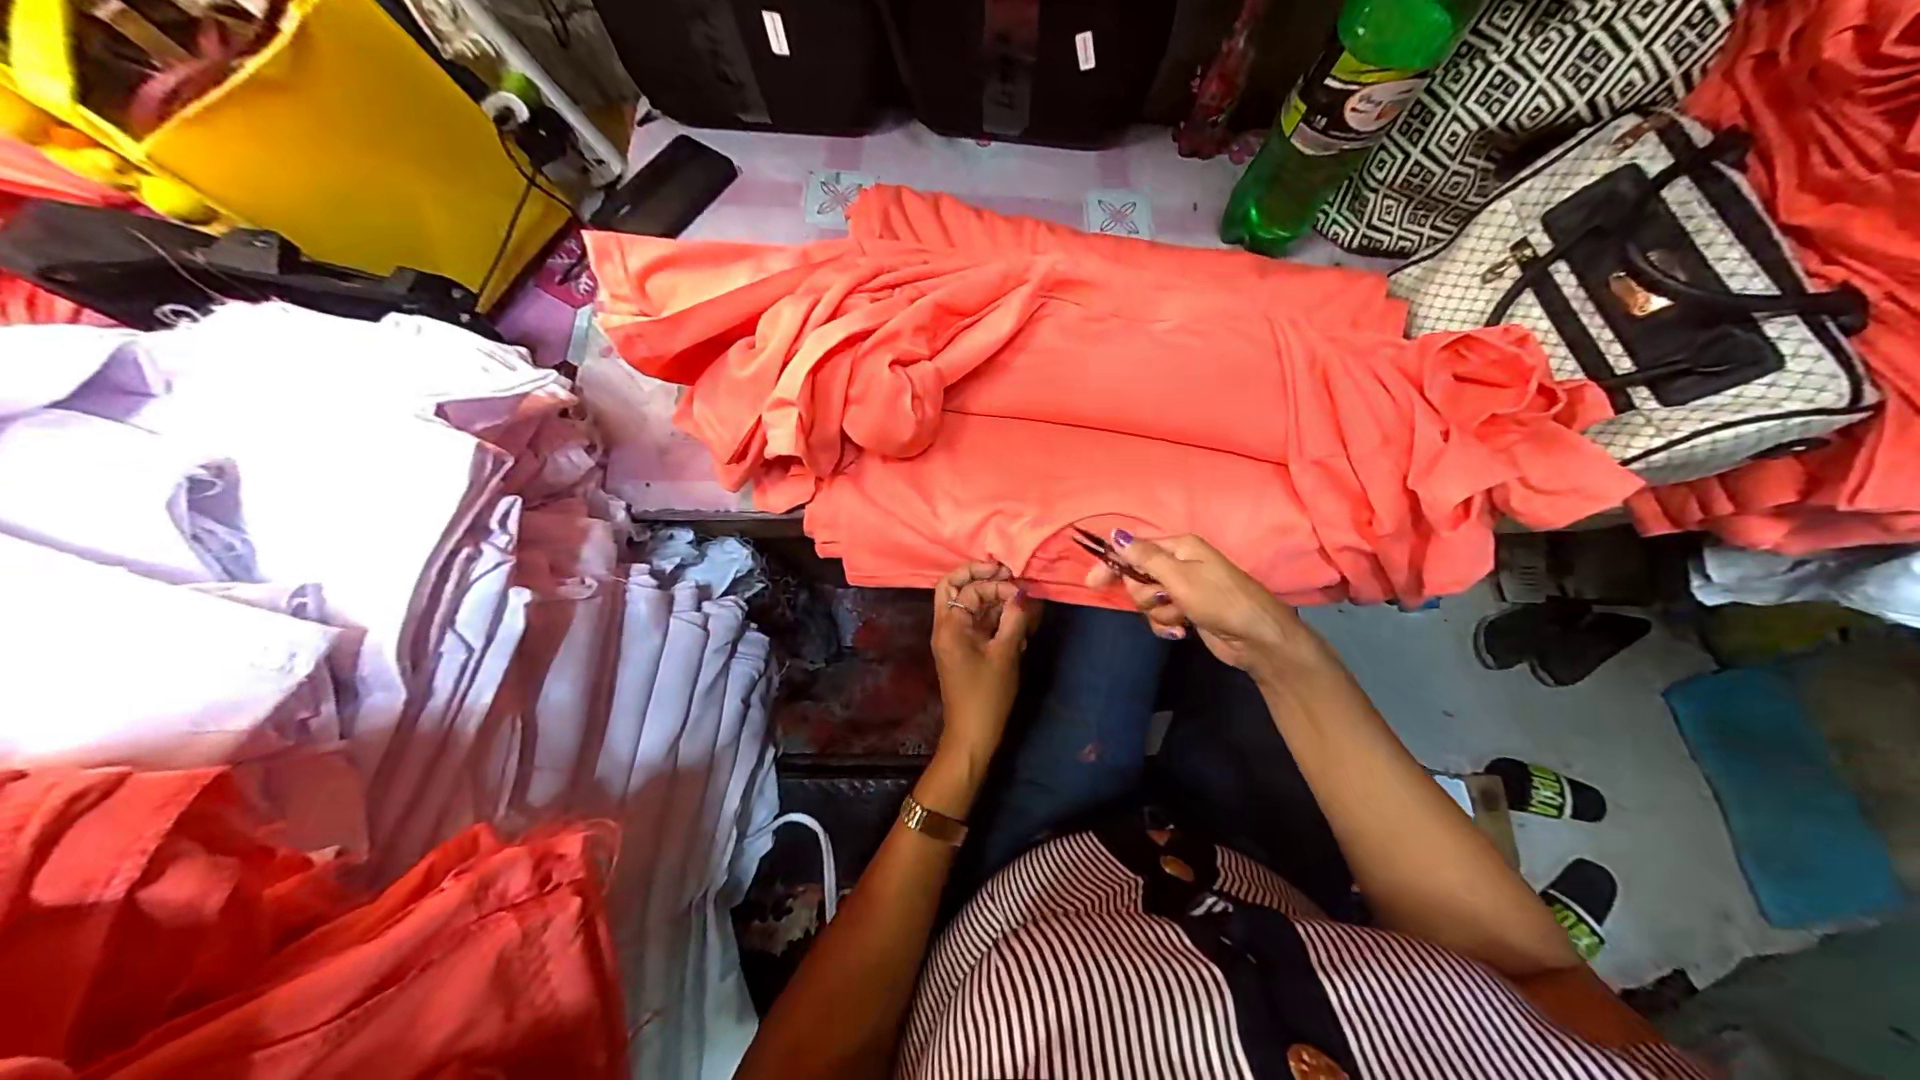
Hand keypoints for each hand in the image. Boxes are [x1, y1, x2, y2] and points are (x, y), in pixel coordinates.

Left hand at [930, 561, 1039, 760]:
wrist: (973, 734)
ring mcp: (955, 639)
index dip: (993, 584)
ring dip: (993, 600)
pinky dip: (995, 619)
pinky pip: (977, 624)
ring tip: (1020, 603)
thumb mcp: (1005, 654)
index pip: (966, 589)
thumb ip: (1014, 619)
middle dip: (981, 578)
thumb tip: (1023, 593)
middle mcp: (946, 628)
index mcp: (949, 626)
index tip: (1018, 590)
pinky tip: (1018, 625)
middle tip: (1008, 575)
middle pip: (955, 589)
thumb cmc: (987, 695)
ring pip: (969, 606)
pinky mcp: (966, 650)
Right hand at [1084, 532, 1323, 679]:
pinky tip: (1181, 630)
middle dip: (1145, 594)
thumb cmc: (1219, 599)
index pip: (1134, 550)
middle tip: (1163, 599)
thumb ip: (1144, 557)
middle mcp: (1179, 564)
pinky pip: (1159, 616)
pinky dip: (1166, 624)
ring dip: (1158, 612)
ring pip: (1147, 601)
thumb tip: (1115, 535)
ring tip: (1180, 616)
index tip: (1092, 583)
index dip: (1113, 565)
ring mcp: (1183, 590)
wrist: (1256, 637)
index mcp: (1179, 547)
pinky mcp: (1186, 612)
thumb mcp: (1179, 576)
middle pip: (1138, 577)